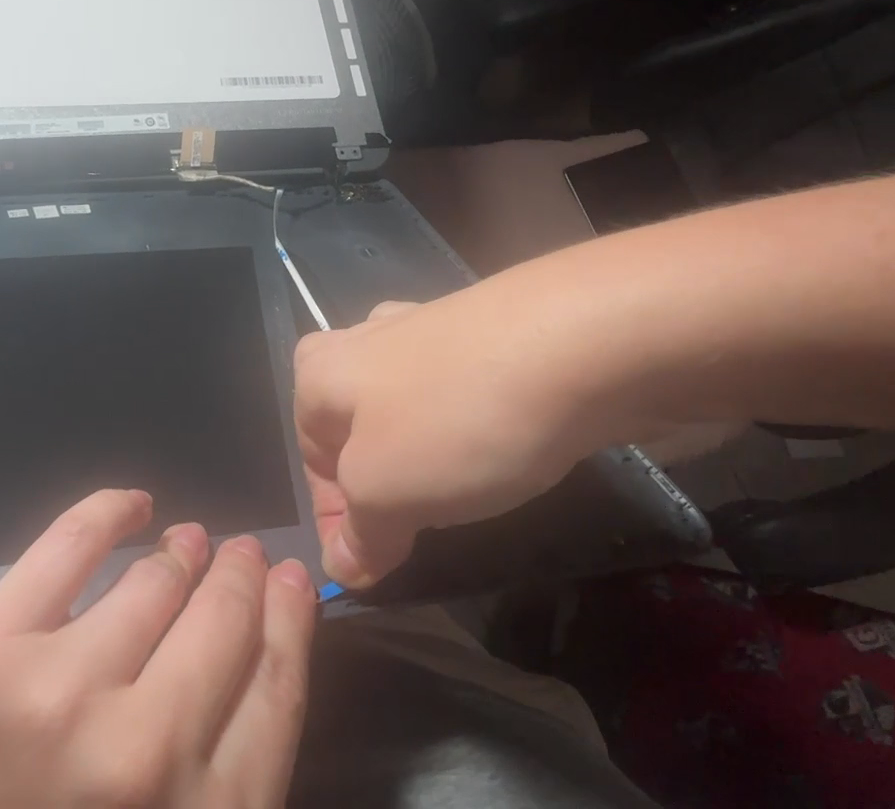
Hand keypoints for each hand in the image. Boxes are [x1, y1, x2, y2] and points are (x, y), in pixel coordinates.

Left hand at [0, 489, 317, 808]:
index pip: (274, 688)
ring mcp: (64, 689)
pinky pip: (69, 547)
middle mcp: (149, 748)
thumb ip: (218, 777)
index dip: (290, 622)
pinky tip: (133, 504)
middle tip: (246, 553)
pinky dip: (108, 512)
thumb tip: (257, 661)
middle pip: (222, 626)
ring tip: (190, 538)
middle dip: (241, 580)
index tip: (294, 582)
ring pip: (154, 585)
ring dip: (183, 553)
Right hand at [294, 270, 662, 588]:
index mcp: (318, 373)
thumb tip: (341, 567)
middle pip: (356, 431)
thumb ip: (358, 536)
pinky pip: (462, 392)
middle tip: (417, 522)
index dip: (339, 523)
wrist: (581, 342)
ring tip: (463, 486)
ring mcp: (428, 328)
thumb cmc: (456, 422)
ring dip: (426, 454)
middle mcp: (362, 341)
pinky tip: (506, 445)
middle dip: (380, 481)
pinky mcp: (488, 330)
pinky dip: (474, 426)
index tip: (376, 567)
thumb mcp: (387, 495)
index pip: (312, 464)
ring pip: (409, 409)